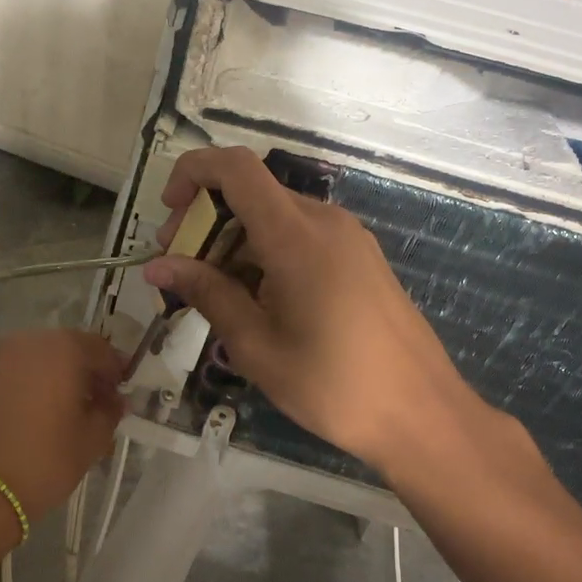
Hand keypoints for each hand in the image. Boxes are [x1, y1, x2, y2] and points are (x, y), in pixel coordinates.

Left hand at [0, 328, 125, 524]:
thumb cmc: (42, 463)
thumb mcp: (90, 442)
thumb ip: (108, 413)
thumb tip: (114, 401)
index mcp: (60, 349)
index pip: (99, 348)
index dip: (114, 370)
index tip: (118, 394)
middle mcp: (23, 343)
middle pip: (62, 348)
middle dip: (80, 372)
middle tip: (89, 404)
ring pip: (29, 361)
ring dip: (47, 378)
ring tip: (53, 413)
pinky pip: (2, 376)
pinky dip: (17, 389)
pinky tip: (18, 420)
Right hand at [143, 147, 508, 473]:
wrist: (423, 414)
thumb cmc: (334, 386)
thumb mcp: (256, 345)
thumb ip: (207, 294)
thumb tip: (158, 266)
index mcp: (295, 235)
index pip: (236, 167)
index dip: (193, 172)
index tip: (168, 214)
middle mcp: (324, 221)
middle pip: (251, 192)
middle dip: (205, 220)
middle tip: (179, 270)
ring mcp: (348, 238)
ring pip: (274, 216)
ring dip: (233, 241)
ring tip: (213, 295)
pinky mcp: (360, 258)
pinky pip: (300, 236)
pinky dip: (265, 253)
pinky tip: (255, 300)